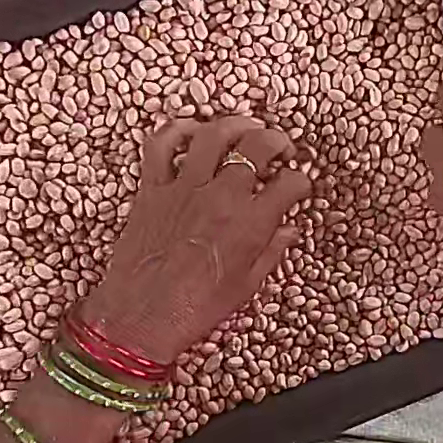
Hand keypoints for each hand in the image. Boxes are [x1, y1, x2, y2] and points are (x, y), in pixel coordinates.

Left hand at [78, 117, 311, 362]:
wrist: (141, 317)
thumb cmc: (195, 308)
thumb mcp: (247, 285)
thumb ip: (272, 251)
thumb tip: (289, 230)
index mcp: (250, 224)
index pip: (290, 184)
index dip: (301, 180)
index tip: (298, 184)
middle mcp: (221, 199)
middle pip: (257, 147)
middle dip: (277, 140)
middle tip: (281, 145)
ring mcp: (184, 189)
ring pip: (213, 136)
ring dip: (235, 125)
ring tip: (245, 127)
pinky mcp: (153, 189)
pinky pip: (161, 145)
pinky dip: (177, 130)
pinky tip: (192, 131)